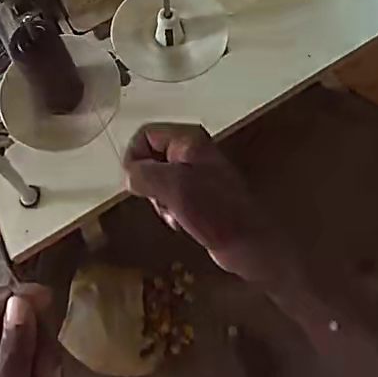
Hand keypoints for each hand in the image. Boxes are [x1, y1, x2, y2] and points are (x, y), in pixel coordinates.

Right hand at [122, 123, 294, 286]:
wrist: (249, 242)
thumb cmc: (215, 210)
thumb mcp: (174, 187)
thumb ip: (145, 174)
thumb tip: (128, 175)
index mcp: (188, 138)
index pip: (146, 134)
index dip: (135, 157)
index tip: (135, 183)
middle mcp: (191, 150)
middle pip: (150, 157)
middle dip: (148, 183)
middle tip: (161, 201)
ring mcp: (196, 172)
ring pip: (157, 180)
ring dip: (159, 200)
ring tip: (174, 214)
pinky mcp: (199, 194)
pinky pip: (170, 196)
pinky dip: (169, 209)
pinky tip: (181, 222)